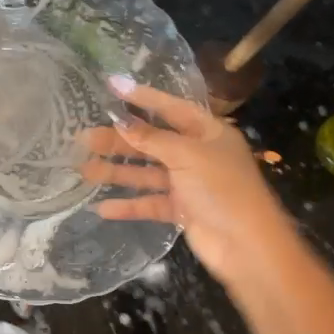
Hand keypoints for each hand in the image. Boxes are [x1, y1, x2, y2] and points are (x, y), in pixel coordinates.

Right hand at [80, 78, 284, 283]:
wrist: (249, 247)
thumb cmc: (223, 189)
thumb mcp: (187, 156)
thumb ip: (151, 138)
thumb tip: (119, 120)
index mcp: (208, 132)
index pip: (171, 107)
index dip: (142, 97)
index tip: (111, 86)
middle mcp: (198, 154)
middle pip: (153, 141)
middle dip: (120, 140)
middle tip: (85, 137)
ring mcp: (189, 183)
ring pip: (147, 172)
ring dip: (118, 171)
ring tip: (85, 169)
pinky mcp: (182, 210)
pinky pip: (150, 203)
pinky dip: (129, 204)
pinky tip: (103, 207)